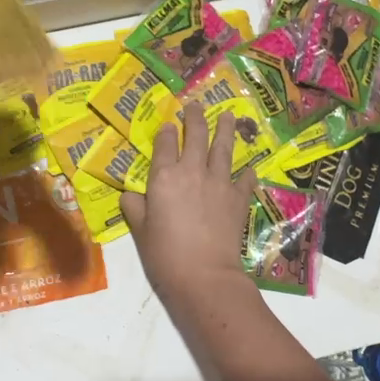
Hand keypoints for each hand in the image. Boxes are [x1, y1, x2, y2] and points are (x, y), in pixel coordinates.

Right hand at [122, 104, 255, 310]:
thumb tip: (130, 195)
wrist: (204, 275)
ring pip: (223, 148)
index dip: (165, 131)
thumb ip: (134, 207)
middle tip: (196, 105)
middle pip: (195, 136)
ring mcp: (219, 182)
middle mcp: (192, 171)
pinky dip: (247, 172)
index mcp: (164, 176)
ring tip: (228, 116)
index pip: (164, 144)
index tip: (167, 124)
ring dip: (225, 130)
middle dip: (195, 118)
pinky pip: (244, 179)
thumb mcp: (140, 230)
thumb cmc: (164, 254)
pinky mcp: (238, 199)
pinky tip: (249, 167)